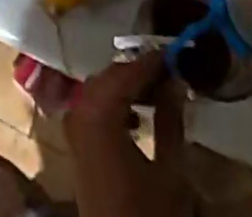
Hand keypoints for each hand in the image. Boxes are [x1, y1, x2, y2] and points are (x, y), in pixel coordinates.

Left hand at [66, 54, 190, 216]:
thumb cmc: (151, 216)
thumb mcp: (171, 172)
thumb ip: (171, 121)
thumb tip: (175, 81)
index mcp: (102, 125)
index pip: (122, 77)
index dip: (147, 62)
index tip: (173, 52)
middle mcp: (81, 125)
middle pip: (103, 81)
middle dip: (133, 70)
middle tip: (166, 69)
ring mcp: (76, 141)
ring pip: (94, 95)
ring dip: (121, 86)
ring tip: (154, 90)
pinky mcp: (79, 156)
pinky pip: (89, 113)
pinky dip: (110, 104)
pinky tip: (136, 116)